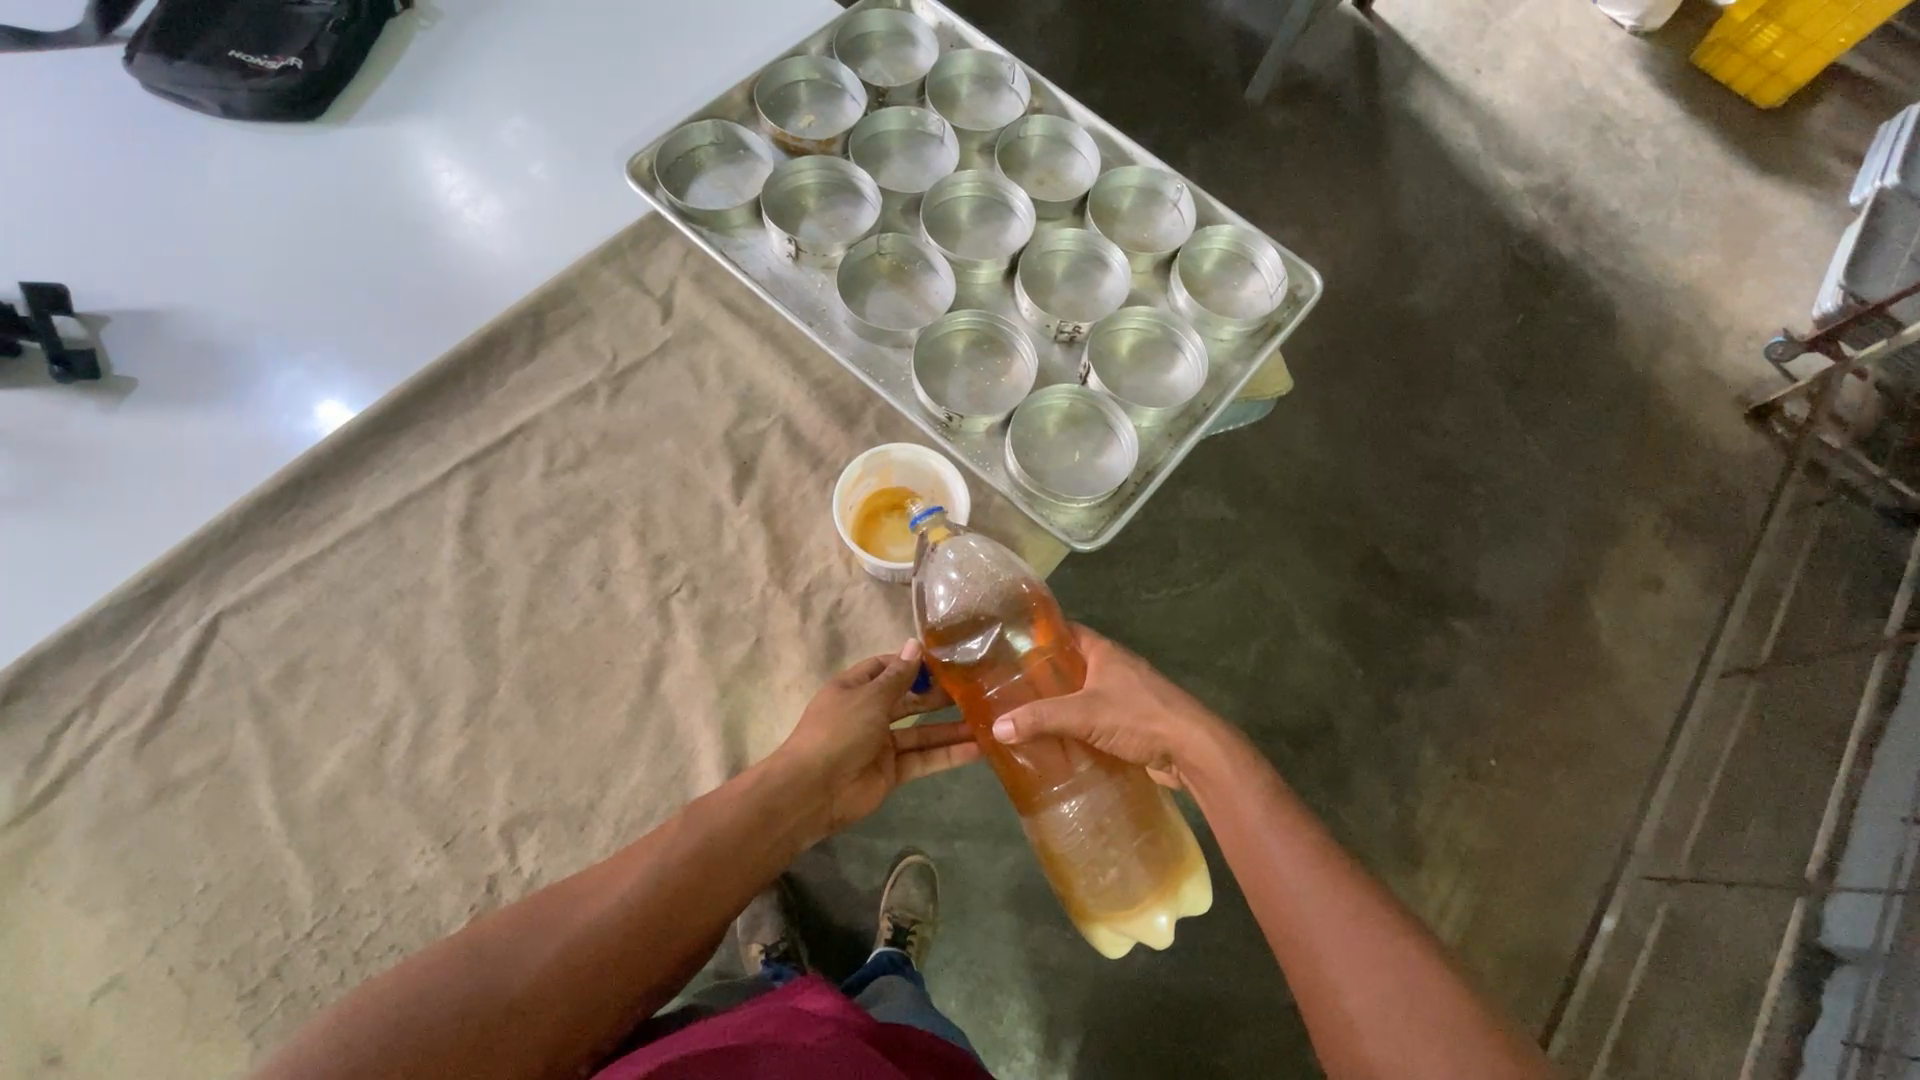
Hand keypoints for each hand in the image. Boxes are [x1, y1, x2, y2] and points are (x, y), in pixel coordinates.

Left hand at [775, 640, 978, 836]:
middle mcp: (868, 713)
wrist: (812, 791)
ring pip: (921, 732)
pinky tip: (977, 749)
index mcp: (854, 689)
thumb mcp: (869, 698)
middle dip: (937, 696)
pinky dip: (948, 755)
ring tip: (986, 721)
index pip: (886, 668)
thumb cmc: (838, 732)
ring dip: (951, 728)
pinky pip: (923, 759)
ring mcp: (881, 744)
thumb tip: (916, 644)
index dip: (912, 664)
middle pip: (908, 700)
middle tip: (974, 690)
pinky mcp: (892, 772)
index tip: (944, 662)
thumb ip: (898, 676)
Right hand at [990, 624, 1227, 787]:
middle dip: (1041, 677)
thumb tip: (996, 728)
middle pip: (1070, 666)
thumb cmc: (1139, 716)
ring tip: (1022, 716)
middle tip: (1005, 689)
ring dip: (1058, 705)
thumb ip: (1040, 719)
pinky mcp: (1130, 724)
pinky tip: (1053, 742)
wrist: (1191, 750)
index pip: (1064, 632)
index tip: (1006, 647)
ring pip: (1082, 695)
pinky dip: (1075, 728)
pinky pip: (1094, 721)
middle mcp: (1114, 668)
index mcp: (1104, 652)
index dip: (1037, 636)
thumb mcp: (1084, 714)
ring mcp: (1124, 696)